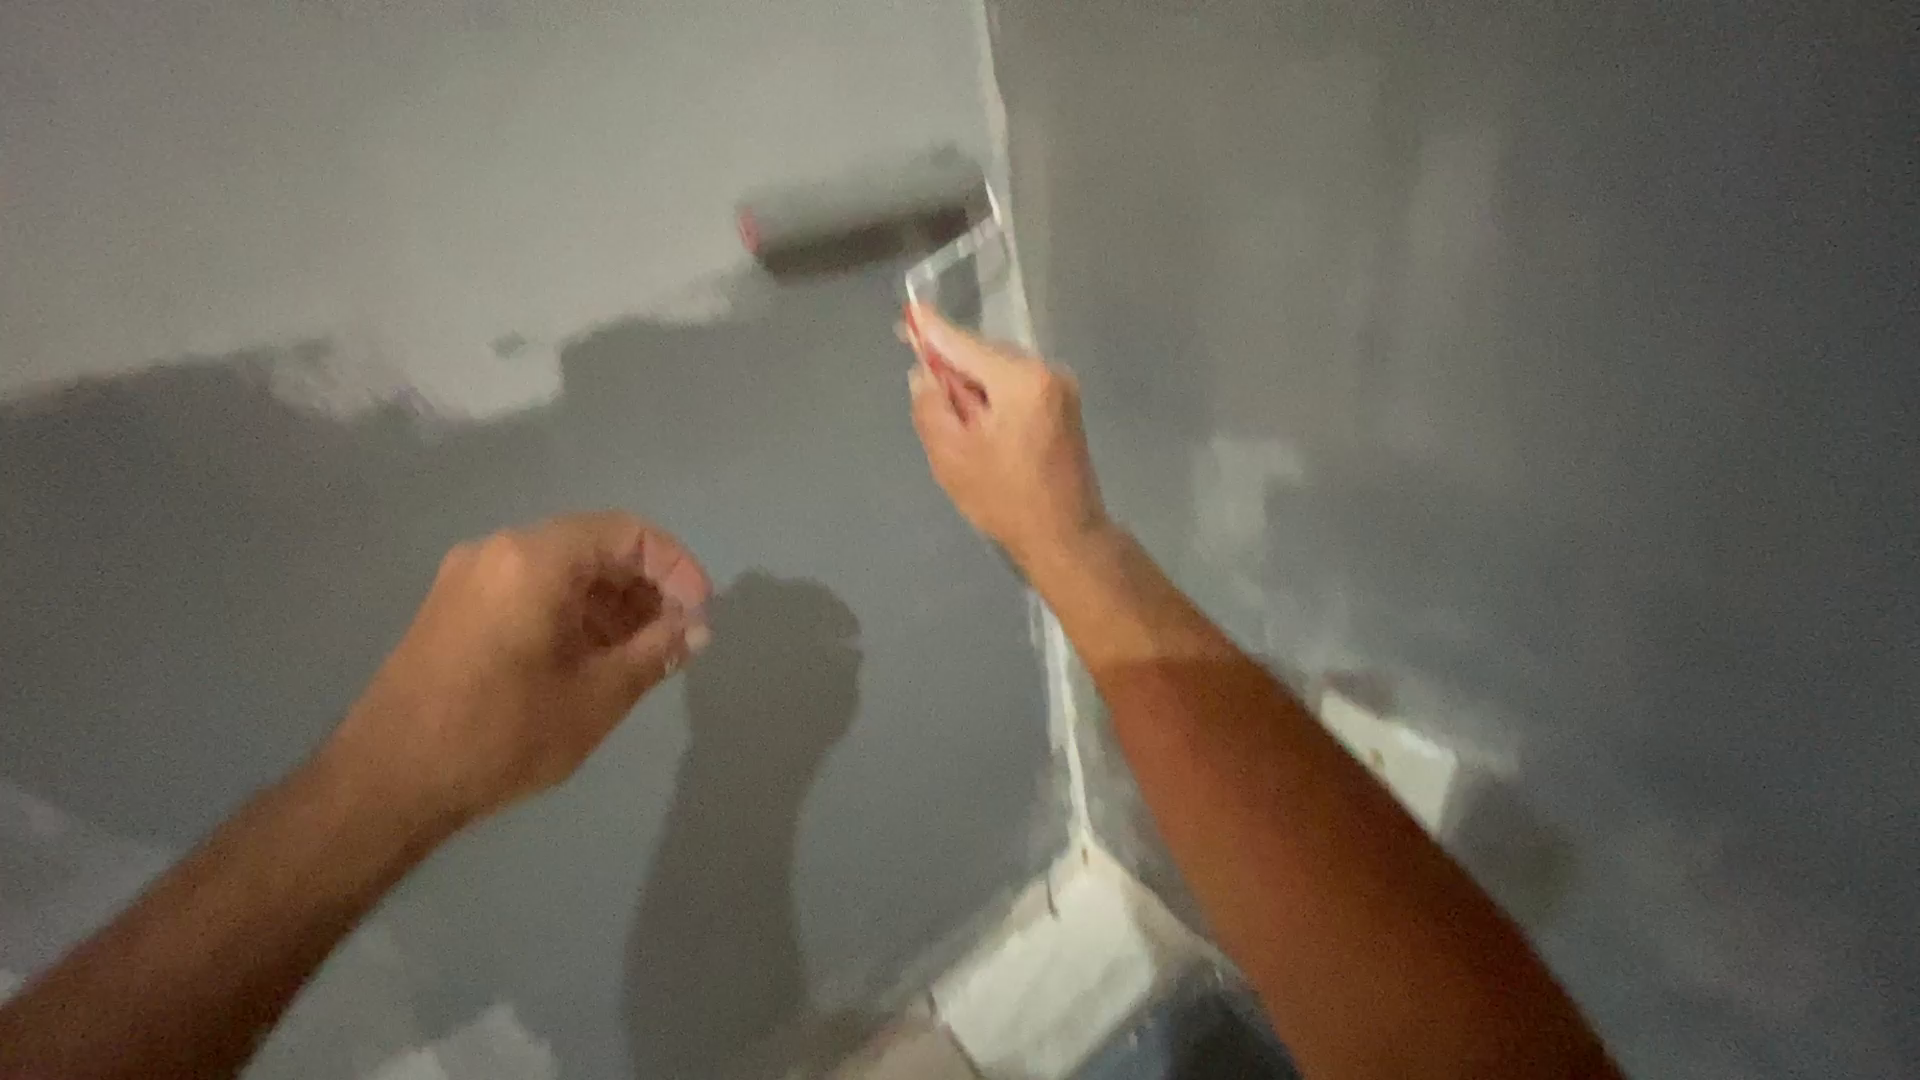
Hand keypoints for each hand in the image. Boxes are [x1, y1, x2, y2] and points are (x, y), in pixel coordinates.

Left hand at [325, 512, 711, 824]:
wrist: (384, 786)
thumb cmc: (502, 734)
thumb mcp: (599, 694)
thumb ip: (658, 650)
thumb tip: (699, 628)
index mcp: (536, 559)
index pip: (630, 533)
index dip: (678, 568)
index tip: (699, 614)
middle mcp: (500, 551)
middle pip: (597, 547)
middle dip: (648, 587)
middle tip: (677, 636)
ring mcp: (471, 578)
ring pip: (567, 570)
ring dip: (615, 603)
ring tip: (643, 652)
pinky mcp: (456, 607)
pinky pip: (535, 589)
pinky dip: (577, 612)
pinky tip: (596, 657)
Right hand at [904, 305, 1110, 565]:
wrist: (1066, 536)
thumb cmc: (1005, 500)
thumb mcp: (952, 455)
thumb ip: (931, 405)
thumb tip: (924, 374)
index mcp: (1021, 380)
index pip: (965, 344)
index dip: (932, 332)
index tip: (909, 315)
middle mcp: (1047, 372)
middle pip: (985, 356)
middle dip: (954, 369)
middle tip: (927, 394)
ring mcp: (1060, 389)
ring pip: (1000, 372)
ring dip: (973, 387)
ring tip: (954, 422)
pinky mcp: (1064, 407)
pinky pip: (1017, 388)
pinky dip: (993, 398)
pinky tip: (980, 425)